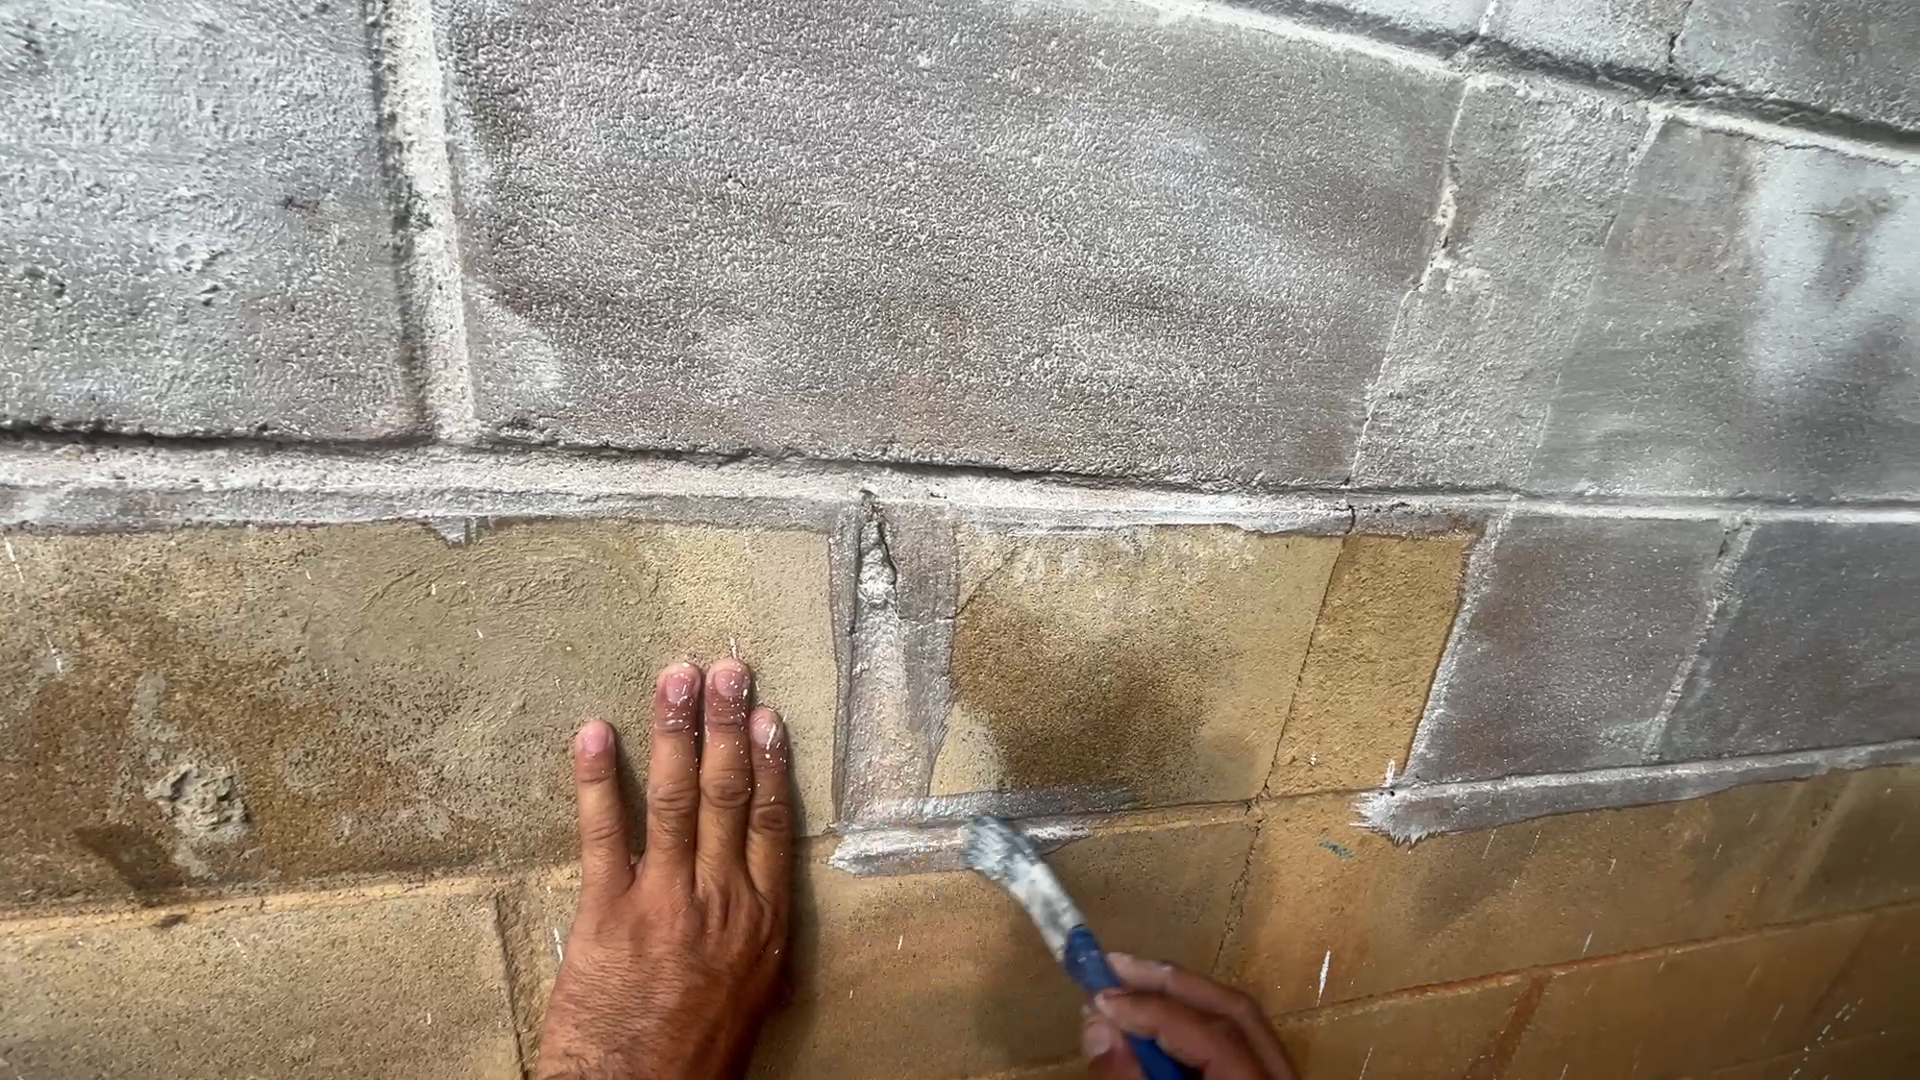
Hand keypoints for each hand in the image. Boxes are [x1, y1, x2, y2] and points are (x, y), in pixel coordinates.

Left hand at [536, 659, 792, 1079]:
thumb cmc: (701, 1049)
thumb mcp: (758, 988)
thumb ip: (762, 923)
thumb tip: (768, 877)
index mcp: (764, 915)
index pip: (774, 818)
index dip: (770, 759)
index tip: (765, 713)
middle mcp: (722, 897)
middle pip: (728, 793)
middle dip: (727, 725)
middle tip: (727, 669)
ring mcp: (665, 901)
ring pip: (674, 800)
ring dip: (675, 734)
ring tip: (676, 679)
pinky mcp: (606, 915)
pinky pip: (604, 836)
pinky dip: (598, 781)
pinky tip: (594, 734)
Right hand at [1084, 953, 1296, 1079]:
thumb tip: (1095, 1022)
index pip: (1210, 1034)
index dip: (1150, 1010)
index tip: (1098, 998)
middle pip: (1232, 1009)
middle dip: (1168, 981)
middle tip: (1110, 966)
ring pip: (1237, 1019)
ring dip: (1178, 995)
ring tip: (1126, 984)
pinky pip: (1236, 1041)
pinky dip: (1193, 1023)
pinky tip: (1155, 1021)